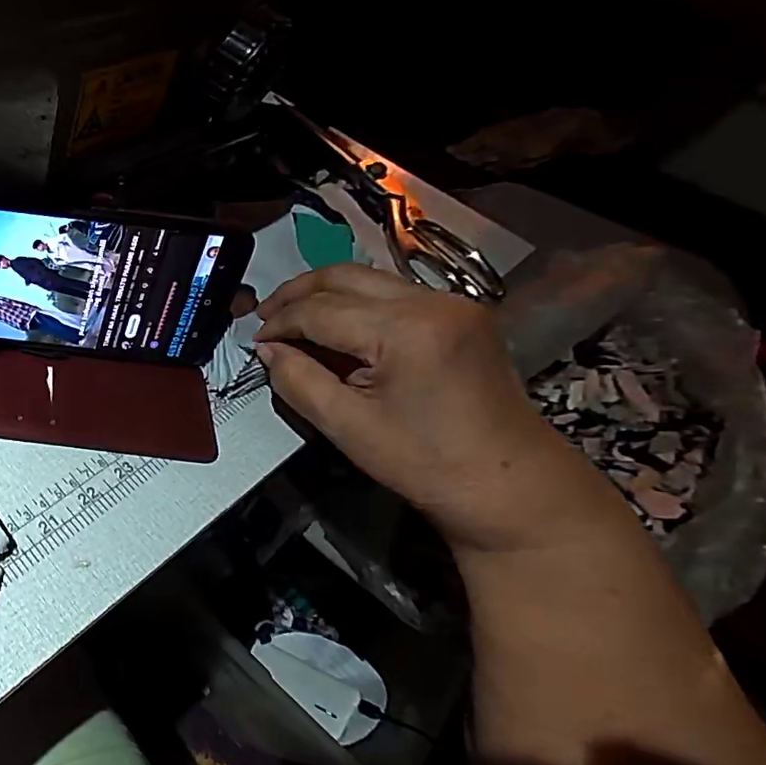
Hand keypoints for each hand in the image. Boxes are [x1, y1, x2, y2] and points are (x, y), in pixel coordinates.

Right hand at [255, 265, 599, 546]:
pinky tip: (336, 328)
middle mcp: (433, 301)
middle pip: (345, 276)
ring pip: (370, 279)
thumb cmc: (428, 466)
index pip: (322, 310)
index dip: (281, 323)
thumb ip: (299, 382)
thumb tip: (269, 351)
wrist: (511, 488)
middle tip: (265, 316)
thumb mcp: (349, 428)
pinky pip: (394, 295)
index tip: (254, 341)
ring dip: (326, 295)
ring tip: (293, 320)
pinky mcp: (462, 315)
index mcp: (407, 329)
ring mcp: (453, 303)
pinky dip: (357, 305)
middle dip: (297, 293)